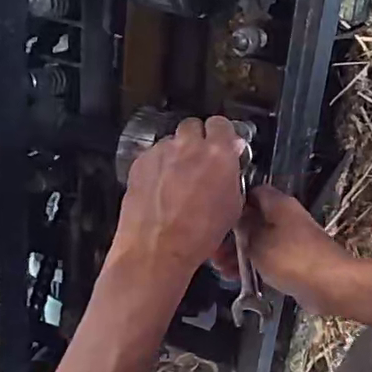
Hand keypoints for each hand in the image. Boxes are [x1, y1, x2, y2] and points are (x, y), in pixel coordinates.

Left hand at [112, 116, 247, 282]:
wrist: (157, 248)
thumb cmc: (195, 235)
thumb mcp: (231, 207)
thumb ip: (232, 174)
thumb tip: (231, 161)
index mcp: (217, 153)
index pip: (221, 124)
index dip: (221, 134)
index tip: (221, 144)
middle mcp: (188, 146)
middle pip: (193, 126)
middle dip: (196, 140)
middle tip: (198, 161)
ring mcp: (161, 152)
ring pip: (171, 141)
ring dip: (175, 154)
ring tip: (177, 181)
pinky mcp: (140, 162)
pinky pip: (152, 155)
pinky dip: (157, 166)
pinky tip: (160, 188)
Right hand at [212, 185, 354, 310]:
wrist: (331, 286)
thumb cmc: (291, 258)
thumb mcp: (257, 241)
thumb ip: (242, 229)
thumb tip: (234, 220)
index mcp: (278, 204)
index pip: (250, 192)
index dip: (231, 202)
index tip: (214, 217)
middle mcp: (286, 217)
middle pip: (252, 219)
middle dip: (231, 235)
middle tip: (213, 250)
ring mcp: (292, 239)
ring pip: (258, 241)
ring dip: (239, 253)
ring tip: (220, 268)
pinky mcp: (295, 260)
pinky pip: (268, 257)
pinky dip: (252, 265)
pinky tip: (235, 276)